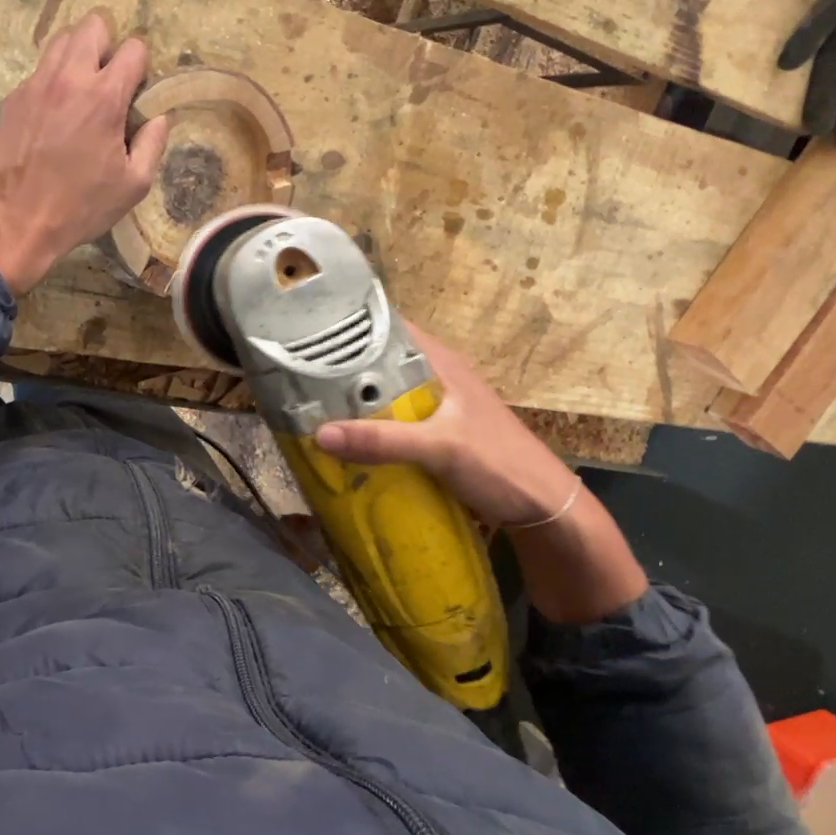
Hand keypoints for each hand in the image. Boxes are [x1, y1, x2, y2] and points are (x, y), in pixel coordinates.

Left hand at [0, 13, 170, 295]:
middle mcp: (68, 78)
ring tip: (81, 92)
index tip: (136, 94)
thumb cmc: (81, 207)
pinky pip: (39, 70)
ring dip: (78, 55)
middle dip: (108, 46)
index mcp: (104, 97)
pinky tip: (54, 116)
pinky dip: (53, 81)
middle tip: (109, 82)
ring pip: (61, 40)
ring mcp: (35, 84)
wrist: (18, 222)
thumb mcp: (134, 185)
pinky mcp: (13, 98)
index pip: (133, 47)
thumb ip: (153, 142)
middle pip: (93, 25)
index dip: (140, 68)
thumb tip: (158, 117)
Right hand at [313, 324, 578, 527]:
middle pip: (376, 361)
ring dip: (348, 399)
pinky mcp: (431, 434)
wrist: (545, 510)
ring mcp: (433, 407)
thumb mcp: (440, 449)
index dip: (346, 324)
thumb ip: (382, 441)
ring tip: (303, 404)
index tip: (302, 331)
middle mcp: (434, 377)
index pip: (386, 326)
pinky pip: (386, 420)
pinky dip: (363, 425)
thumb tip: (319, 434)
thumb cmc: (501, 465)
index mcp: (441, 362)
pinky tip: (338, 438)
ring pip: (379, 392)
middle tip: (291, 373)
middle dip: (336, 366)